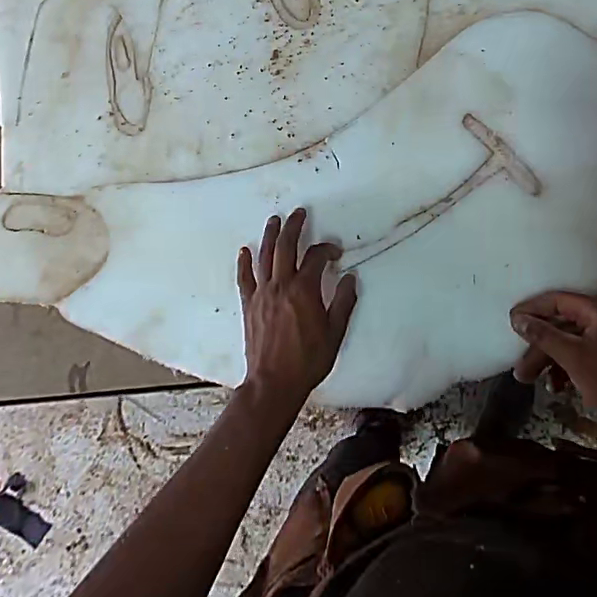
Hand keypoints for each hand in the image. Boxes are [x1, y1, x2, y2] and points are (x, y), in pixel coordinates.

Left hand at [237, 208, 357, 410]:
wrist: (274, 382)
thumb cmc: (307, 360)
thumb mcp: (335, 333)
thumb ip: (344, 303)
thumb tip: (351, 280)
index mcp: (304, 290)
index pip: (316, 258)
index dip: (328, 250)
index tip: (336, 253)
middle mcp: (281, 286)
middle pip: (286, 247)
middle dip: (294, 226)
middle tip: (299, 214)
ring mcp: (262, 294)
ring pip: (265, 256)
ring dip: (270, 235)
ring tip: (275, 220)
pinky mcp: (249, 305)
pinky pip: (245, 278)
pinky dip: (245, 262)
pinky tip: (245, 250)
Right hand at [510, 292, 596, 444]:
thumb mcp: (572, 358)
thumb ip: (544, 335)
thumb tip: (518, 318)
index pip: (558, 300)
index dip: (533, 308)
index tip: (511, 321)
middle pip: (561, 323)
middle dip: (538, 344)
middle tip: (517, 361)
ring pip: (567, 342)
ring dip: (547, 359)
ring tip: (527, 378)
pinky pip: (577, 355)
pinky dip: (563, 368)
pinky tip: (554, 386)